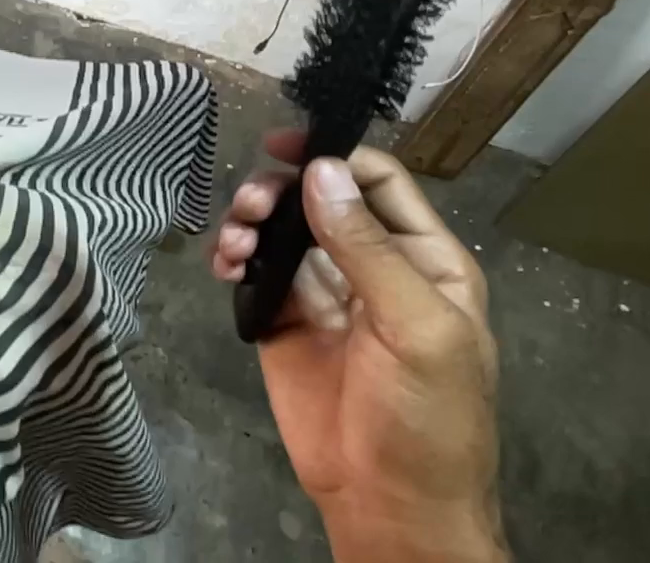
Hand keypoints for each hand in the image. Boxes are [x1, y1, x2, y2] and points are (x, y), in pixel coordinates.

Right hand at [212, 131, 505, 562]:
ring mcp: (322, 289)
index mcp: (422, 260)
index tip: (282, 149)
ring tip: (233, 245)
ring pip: (277, 227)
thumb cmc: (425, 417)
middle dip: (276, 192)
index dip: (333, 157)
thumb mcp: (415, 329)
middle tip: (247, 205)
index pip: (377, 182)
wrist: (385, 501)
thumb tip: (320, 171)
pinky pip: (252, 266)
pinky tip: (224, 268)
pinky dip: (232, 256)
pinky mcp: (281, 314)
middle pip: (316, 198)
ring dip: (248, 222)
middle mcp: (369, 264)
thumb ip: (367, 248)